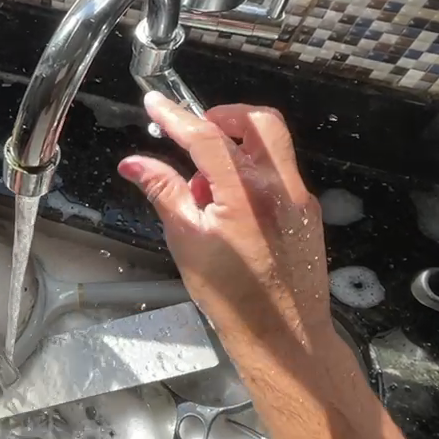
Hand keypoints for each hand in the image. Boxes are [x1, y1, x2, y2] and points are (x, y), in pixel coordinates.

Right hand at [118, 92, 331, 348]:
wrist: (283, 335)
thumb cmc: (228, 293)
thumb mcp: (185, 240)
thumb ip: (163, 192)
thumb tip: (132, 162)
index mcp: (244, 195)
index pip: (207, 138)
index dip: (176, 116)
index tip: (154, 103)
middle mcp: (278, 187)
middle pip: (259, 122)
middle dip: (223, 115)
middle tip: (195, 130)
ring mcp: (298, 197)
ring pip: (272, 143)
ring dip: (236, 143)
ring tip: (207, 183)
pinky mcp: (306, 210)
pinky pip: (279, 170)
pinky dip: (251, 169)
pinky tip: (229, 204)